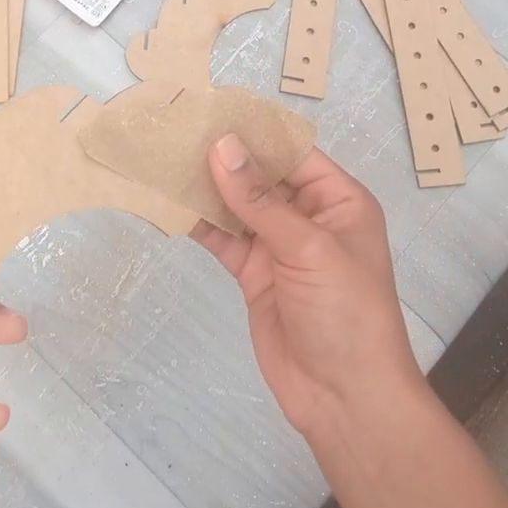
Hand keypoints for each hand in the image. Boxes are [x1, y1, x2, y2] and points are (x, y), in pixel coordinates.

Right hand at [194, 136, 424, 438]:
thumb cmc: (345, 312)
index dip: (253, 132)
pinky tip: (168, 205)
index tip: (208, 110)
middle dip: (222, 157)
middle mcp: (307, 216)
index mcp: (337, 200)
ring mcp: (278, 245)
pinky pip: (223, 238)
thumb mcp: (308, 247)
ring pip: (236, 205)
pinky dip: (198, 223)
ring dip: (204, 188)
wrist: (344, 398)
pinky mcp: (254, 273)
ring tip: (162, 160)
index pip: (291, 152)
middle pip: (260, 176)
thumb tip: (221, 145)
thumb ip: (259, 199)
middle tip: (174, 131)